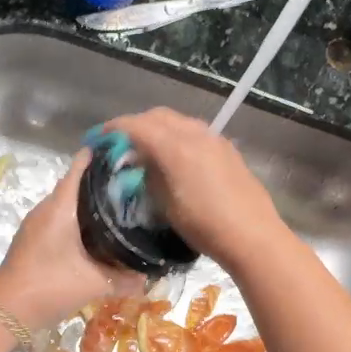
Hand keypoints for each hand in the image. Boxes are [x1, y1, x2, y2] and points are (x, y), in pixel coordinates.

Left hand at [0, 149, 144, 328]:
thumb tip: (150, 279)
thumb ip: (124, 280)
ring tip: (117, 209)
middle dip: (99, 183)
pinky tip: (93, 236)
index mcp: (60, 208)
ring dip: (87, 204)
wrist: (6, 310)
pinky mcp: (31, 240)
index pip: (79, 167)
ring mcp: (35, 224)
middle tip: (130, 187)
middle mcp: (45, 209)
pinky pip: (57, 220)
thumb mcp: (93, 284)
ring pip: (65, 204)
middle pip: (74, 185)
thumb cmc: (49, 286)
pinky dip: (76, 220)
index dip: (100, 156)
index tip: (124, 154)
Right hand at [105, 107, 287, 269]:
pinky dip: (178, 137)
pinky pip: (196, 132)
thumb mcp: (165, 205)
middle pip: (158, 116)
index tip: (98, 138)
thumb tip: (141, 162)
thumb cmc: (204, 226)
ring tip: (148, 149)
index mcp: (174, 146)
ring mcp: (215, 139)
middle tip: (121, 143)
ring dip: (159, 129)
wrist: (252, 235)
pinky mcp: (228, 149)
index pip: (136, 126)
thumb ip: (150, 176)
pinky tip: (176, 157)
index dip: (113, 129)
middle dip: (136, 125)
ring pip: (179, 121)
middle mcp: (195, 134)